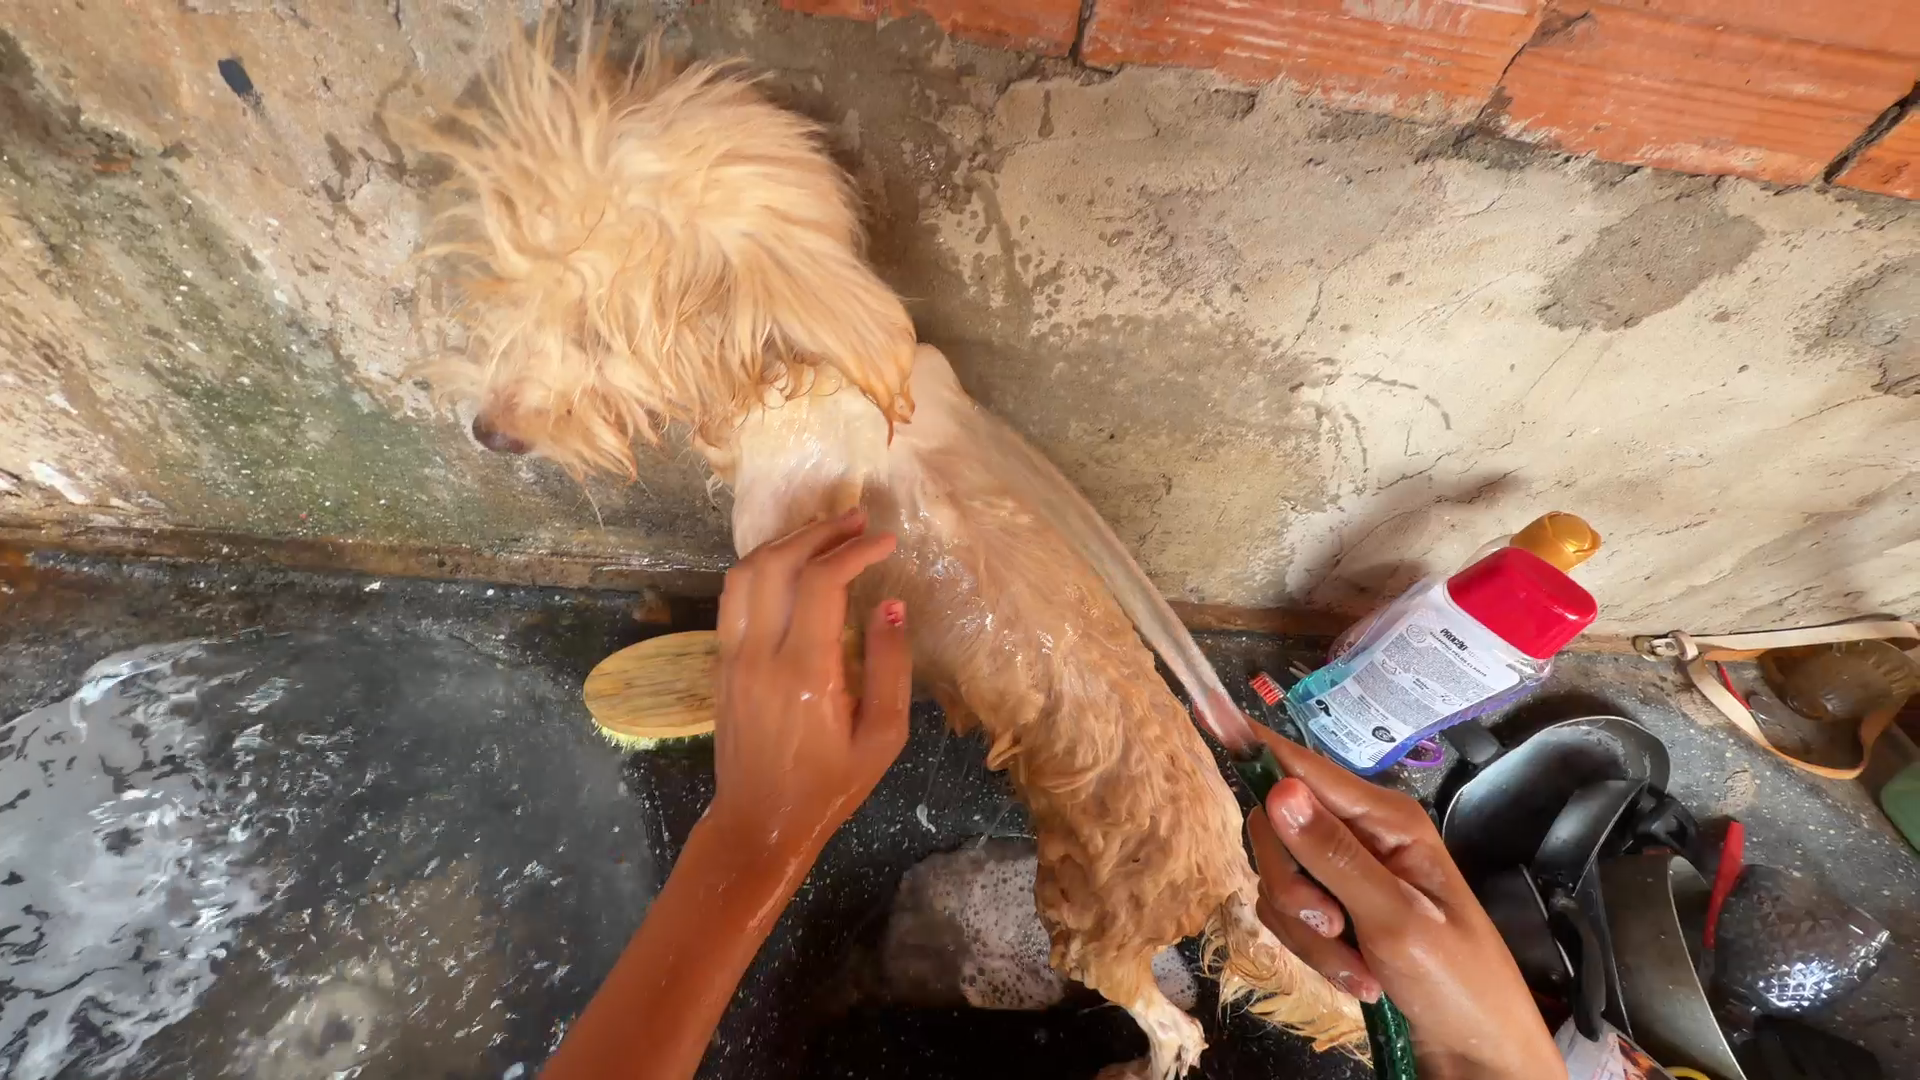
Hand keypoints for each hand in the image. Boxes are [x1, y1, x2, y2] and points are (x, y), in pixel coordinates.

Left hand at [706, 507, 912, 865]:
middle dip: (820, 531)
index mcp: (805, 672)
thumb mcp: (883, 736)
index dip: (856, 551)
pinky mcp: (720, 662)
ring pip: (746, 572)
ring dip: (786, 542)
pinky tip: (791, 563)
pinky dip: (763, 565)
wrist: (759, 822)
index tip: (886, 542)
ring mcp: (731, 656)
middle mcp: (760, 654)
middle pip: (778, 563)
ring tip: (824, 531)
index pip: (823, 583)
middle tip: (857, 520)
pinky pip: (734, 596)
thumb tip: (890, 605)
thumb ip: (890, 666)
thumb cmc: (831, 785)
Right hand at [1246, 727, 1563, 1079]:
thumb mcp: (1399, 921)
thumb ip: (1334, 856)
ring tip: (1358, 968)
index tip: (1205, 712)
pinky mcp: (1328, 905)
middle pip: (1276, 824)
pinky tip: (1354, 975)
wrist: (1482, 1064)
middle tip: (1327, 925)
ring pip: (1275, 873)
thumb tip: (1278, 790)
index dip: (1253, 742)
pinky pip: (1283, 910)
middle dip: (1291, 883)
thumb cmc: (1461, 986)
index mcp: (1383, 818)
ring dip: (1306, 928)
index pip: (1302, 766)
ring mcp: (1340, 868)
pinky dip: (1309, 949)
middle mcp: (1356, 831)